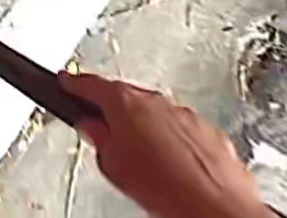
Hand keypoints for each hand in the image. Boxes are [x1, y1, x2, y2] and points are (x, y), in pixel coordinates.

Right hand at [61, 73, 268, 217]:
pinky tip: (179, 169)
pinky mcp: (215, 137)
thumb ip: (97, 138)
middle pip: (124, 98)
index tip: (66, 82)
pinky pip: (187, 132)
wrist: (221, 215)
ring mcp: (186, 117)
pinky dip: (179, 144)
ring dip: (150, 129)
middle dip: (116, 114)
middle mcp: (154, 101)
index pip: (87, 83)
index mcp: (121, 100)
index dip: (72, 84)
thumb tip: (94, 129)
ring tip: (151, 162)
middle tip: (110, 136)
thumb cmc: (168, 191)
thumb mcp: (111, 165)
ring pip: (157, 115)